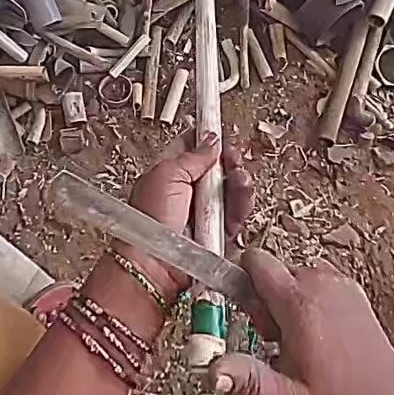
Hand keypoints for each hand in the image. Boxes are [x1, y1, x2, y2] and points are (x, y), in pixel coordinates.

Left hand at [123, 133, 252, 291]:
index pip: (191, 147)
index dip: (207, 139)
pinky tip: (243, 194)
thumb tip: (211, 139)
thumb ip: (192, 157)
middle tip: (234, 158)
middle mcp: (187, 189)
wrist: (155, 262)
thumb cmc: (151, 219)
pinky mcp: (218, 231)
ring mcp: (204, 211)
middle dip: (229, 160)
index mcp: (169, 171)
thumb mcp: (167, 175)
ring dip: (238, 180)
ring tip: (240, 177)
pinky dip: (243, 203)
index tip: (221, 132)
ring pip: (230, 189)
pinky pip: (237, 212)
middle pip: (216, 167)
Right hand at [207, 250, 393, 394]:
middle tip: (277, 337)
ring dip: (285, 296)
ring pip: (290, 272)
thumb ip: (249, 380)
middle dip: (264, 296)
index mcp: (299, 303)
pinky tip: (317, 329)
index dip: (244, 282)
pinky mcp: (348, 286)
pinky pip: (312, 277)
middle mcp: (318, 283)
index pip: (254, 260)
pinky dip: (306, 295)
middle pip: (270, 269)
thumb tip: (212, 372)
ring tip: (299, 336)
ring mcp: (336, 282)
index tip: (251, 313)